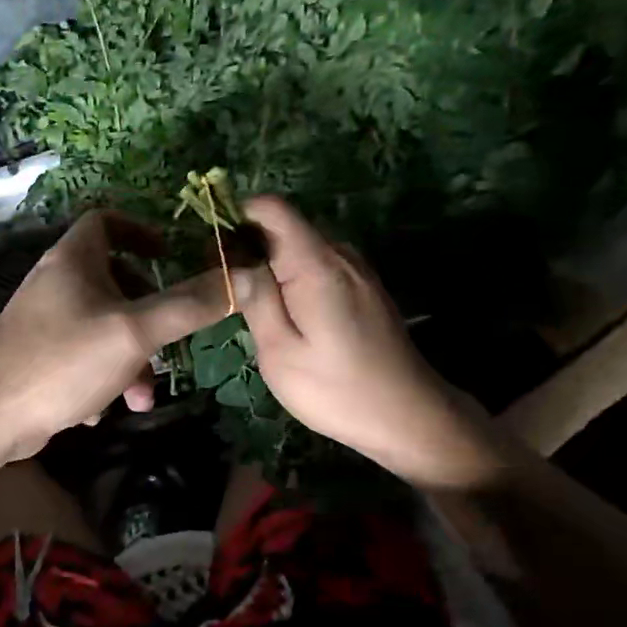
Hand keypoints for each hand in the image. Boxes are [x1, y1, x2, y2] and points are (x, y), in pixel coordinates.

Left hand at [0, 210, 232, 466]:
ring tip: (141, 398)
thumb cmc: (62, 361)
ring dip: (130, 358)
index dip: (141, 231)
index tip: (170, 256)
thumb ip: (190, 304)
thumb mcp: (134, 331)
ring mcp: (44, 321)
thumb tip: (247, 275)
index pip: (106, 221)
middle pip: (114, 281)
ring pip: (103, 327)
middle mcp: (56, 282)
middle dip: (147, 316)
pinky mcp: (38, 356)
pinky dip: (101, 377)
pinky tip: (100, 411)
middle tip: (168, 343)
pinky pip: (82, 355)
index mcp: (73, 260)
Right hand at [234, 196, 507, 487]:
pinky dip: (292, 278)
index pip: (270, 207)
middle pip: (282, 226)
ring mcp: (355, 269)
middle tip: (224, 291)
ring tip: (249, 307)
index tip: (214, 252)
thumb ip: (254, 298)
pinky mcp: (362, 286)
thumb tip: (233, 259)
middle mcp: (339, 254)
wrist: (412, 419)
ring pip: (297, 247)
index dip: (236, 217)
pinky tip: (285, 316)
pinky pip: (316, 264)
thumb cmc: (338, 390)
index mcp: (316, 264)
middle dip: (247, 246)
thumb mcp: (280, 352)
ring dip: (269, 266)